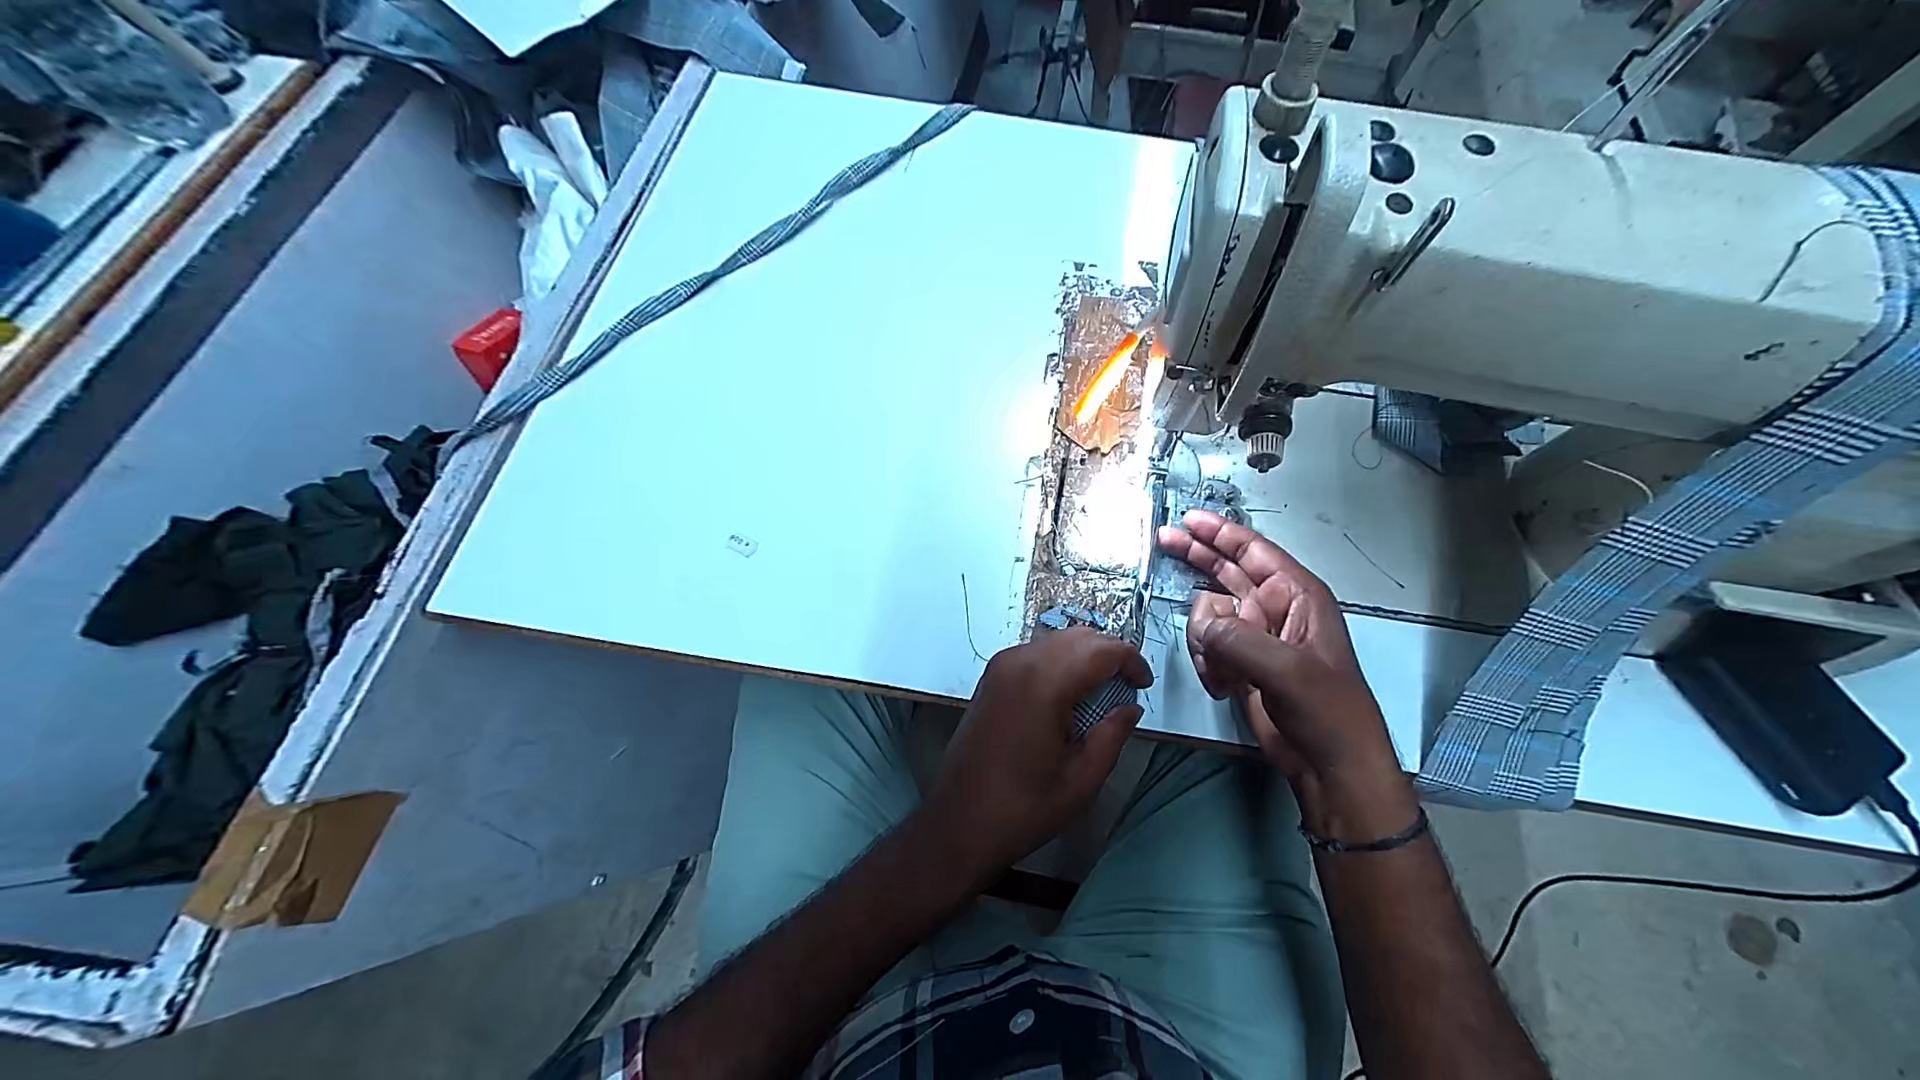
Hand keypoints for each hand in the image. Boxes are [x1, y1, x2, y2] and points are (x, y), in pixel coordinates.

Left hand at [920, 628, 1151, 881]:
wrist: (959, 821)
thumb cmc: (1022, 808)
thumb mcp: (1081, 780)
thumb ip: (1112, 735)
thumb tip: (1129, 708)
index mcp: (1044, 683)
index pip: (1101, 649)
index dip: (1131, 661)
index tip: (1144, 684)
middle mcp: (1019, 662)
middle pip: (1077, 637)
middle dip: (1109, 655)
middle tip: (1127, 688)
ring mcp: (1000, 667)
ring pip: (1055, 641)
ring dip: (1083, 656)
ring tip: (1101, 693)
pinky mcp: (990, 678)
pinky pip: (1034, 654)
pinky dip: (1058, 663)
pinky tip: (1068, 696)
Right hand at [1157, 511, 1412, 834]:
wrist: (1329, 765)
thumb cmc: (1326, 710)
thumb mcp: (1287, 669)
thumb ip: (1237, 637)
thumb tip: (1199, 620)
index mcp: (1297, 597)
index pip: (1254, 552)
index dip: (1220, 532)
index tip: (1189, 519)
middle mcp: (1273, 609)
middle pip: (1226, 571)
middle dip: (1197, 558)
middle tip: (1164, 540)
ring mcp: (1255, 637)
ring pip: (1207, 617)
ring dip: (1204, 642)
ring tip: (1220, 671)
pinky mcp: (1240, 664)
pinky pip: (1206, 647)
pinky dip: (1206, 664)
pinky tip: (1222, 685)